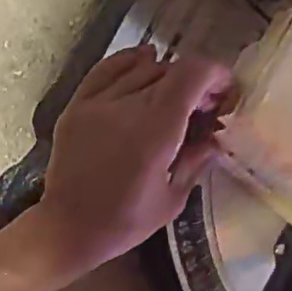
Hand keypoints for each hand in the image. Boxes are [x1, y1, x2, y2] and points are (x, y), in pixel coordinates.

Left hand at [29, 46, 231, 273]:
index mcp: (155, 130)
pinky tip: (144, 64)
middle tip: (202, 106)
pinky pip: (107, 69)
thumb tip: (215, 139)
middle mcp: (126, 106)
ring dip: (166, 76)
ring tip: (173, 97)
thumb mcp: (170, 200)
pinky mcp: (77, 106)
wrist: (67, 228)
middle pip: (170, 70)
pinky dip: (130, 62)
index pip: (192, 75)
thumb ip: (195, 162)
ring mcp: (97, 103)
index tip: (224, 93)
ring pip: (141, 68)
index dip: (215, 76)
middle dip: (194, 82)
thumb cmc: (123, 223)